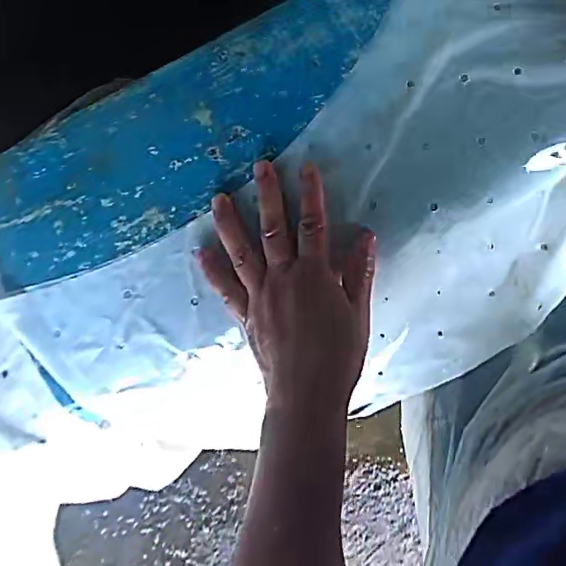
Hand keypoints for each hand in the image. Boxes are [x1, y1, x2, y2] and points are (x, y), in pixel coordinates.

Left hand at [199, 159, 375, 413]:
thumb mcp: (357, 314)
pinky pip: (226, 288)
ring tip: (219, 197)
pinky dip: (212, 270)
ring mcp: (261, 295)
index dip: (311, 194)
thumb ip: (359, 273)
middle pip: (275, 228)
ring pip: (243, 251)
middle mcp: (284, 277)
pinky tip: (200, 252)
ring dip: (231, 222)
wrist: (306, 398)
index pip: (314, 224)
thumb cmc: (338, 357)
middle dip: (269, 194)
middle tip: (260, 166)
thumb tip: (366, 236)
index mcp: (315, 275)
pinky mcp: (247, 314)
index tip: (306, 167)